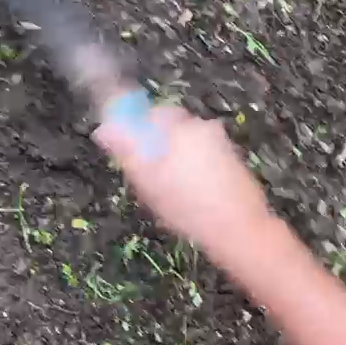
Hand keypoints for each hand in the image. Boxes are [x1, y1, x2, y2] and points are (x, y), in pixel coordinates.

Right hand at [94, 104, 278, 261]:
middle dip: (157, 147)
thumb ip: (125, 149)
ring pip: (187, 143)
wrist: (240, 230)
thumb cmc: (188, 205)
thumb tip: (104, 129)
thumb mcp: (148, 181)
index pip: (149, 114)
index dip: (137, 132)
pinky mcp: (233, 159)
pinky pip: (204, 156)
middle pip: (169, 128)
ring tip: (172, 193)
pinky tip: (193, 196)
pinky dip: (195, 169)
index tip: (134, 155)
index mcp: (179, 125)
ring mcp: (221, 142)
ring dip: (176, 159)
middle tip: (151, 179)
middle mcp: (201, 126)